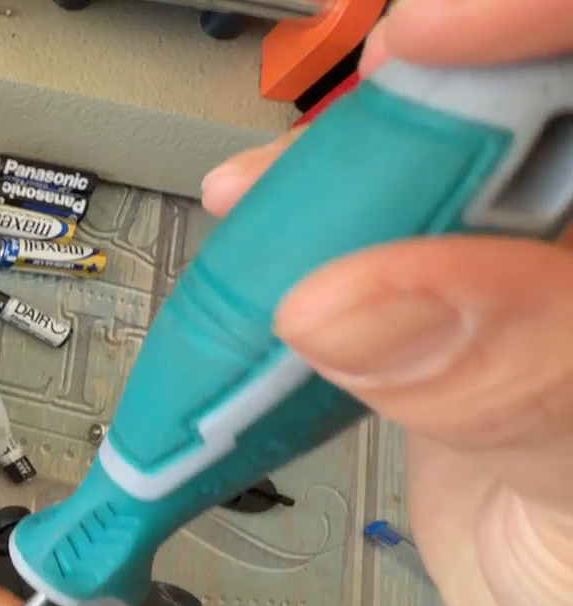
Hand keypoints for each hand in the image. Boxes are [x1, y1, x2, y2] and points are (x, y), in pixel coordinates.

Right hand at [201, 0, 572, 605]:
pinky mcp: (463, 282)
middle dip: (434, 93)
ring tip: (256, 191)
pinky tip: (253, 216)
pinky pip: (383, 222)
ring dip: (348, 158)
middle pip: (540, 102)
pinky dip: (307, 220)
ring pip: (454, 148)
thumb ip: (508, 379)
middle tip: (327, 140)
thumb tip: (341, 298)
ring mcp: (541, 253)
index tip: (431, 38)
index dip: (547, 26)